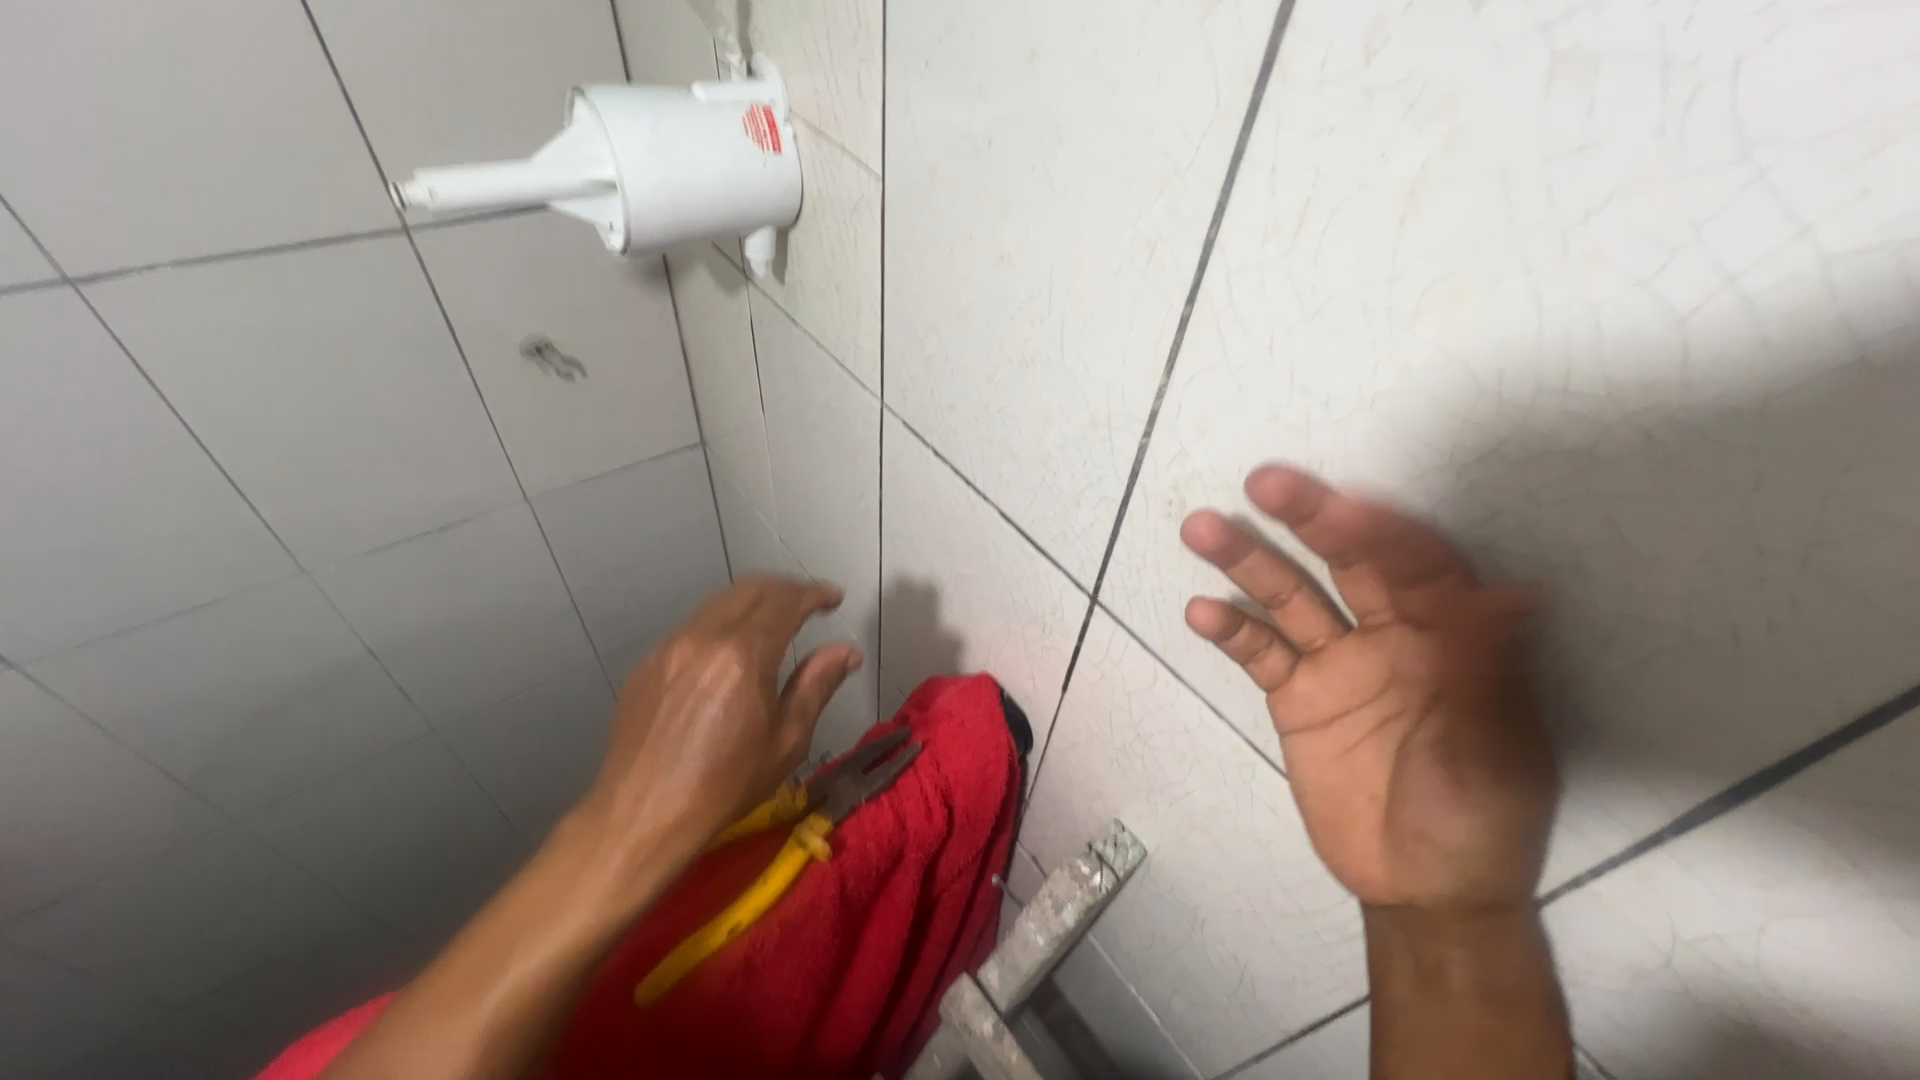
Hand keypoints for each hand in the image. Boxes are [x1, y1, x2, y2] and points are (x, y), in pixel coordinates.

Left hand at [577, 577, 862, 864]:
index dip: (814, 594)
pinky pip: (693, 628)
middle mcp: (704, 638)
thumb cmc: (726, 785)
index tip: (834, 598)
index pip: (785, 602)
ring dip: (752, 603)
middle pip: (750, 590)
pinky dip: (722, 625)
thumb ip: (817, 686)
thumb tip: (846, 650)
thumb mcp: (787, 741)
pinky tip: (730, 655)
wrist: (644, 814)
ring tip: (774, 624)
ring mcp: (670, 647)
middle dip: (785, 589)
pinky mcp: (648, 663)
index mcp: (744, 656)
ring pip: (718, 604)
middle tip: (810, 605)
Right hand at [1181, 465, 1555, 910]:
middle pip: (1348, 562)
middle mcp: (1391, 634)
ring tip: (1202, 529)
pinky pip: (1259, 653)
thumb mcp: (1493, 752)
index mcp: (1453, 638)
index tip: (1343, 509)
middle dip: (1310, 519)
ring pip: (1289, 597)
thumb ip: (1487, 674)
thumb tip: (1510, 594)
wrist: (1420, 886)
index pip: (1418, 566)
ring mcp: (1337, 662)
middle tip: (1265, 481)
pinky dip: (1231, 631)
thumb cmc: (1478, 818)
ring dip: (1248, 562)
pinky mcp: (1295, 695)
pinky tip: (1201, 612)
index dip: (1383, 534)